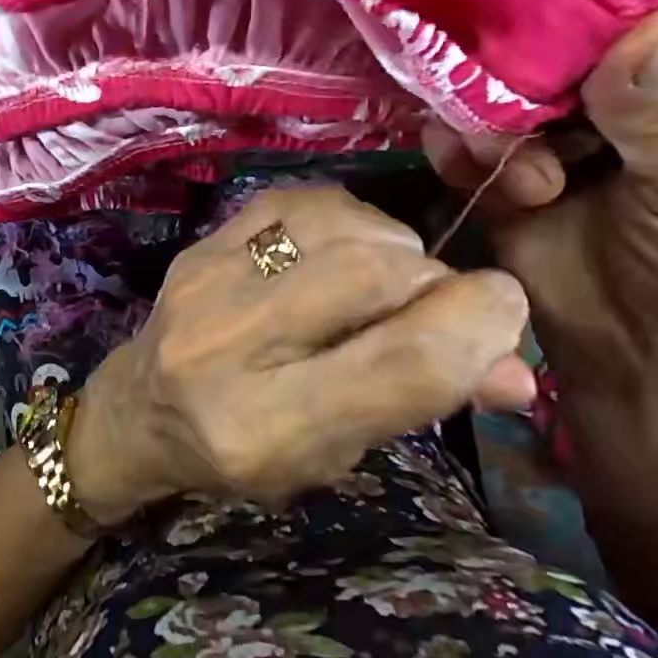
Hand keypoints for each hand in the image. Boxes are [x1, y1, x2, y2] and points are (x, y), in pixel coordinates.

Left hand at [64, 187, 534, 523]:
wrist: (139, 409)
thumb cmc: (239, 451)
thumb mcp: (328, 455)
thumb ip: (412, 406)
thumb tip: (518, 369)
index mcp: (265, 427)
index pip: (401, 362)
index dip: (480, 327)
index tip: (502, 314)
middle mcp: (228, 347)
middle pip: (371, 274)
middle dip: (435, 282)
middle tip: (436, 304)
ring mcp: (205, 284)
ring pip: (337, 226)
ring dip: (391, 246)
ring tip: (386, 281)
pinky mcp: (198, 247)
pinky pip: (297, 202)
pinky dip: (345, 220)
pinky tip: (343, 249)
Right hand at [422, 0, 657, 404]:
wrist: (638, 354)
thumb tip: (643, 32)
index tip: (616, 19)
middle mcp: (644, 70)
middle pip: (582, 10)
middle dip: (547, 63)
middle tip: (544, 120)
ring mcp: (560, 109)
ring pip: (500, 67)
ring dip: (498, 122)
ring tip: (534, 185)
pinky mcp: (497, 148)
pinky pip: (454, 121)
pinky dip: (459, 151)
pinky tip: (495, 192)